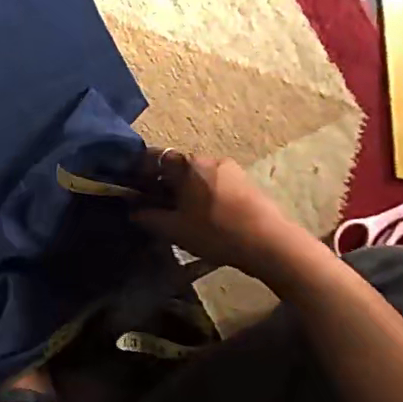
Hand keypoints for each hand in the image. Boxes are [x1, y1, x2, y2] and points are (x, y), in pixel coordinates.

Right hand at [132, 149, 327, 279]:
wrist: (269, 243)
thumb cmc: (215, 232)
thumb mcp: (174, 229)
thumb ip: (149, 217)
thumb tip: (133, 211)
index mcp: (188, 164)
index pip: (155, 158)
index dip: (140, 172)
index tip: (133, 190)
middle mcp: (209, 159)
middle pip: (177, 166)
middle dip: (163, 184)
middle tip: (155, 207)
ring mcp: (231, 169)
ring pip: (197, 176)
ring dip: (184, 190)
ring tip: (180, 215)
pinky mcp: (246, 183)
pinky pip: (214, 183)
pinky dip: (203, 195)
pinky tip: (204, 216)